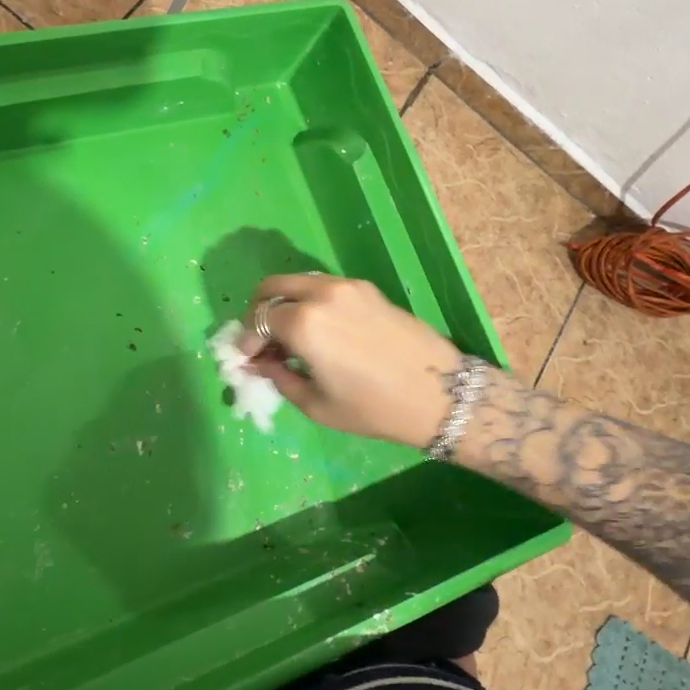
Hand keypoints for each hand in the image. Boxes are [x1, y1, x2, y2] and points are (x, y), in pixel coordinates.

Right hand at [237, 274, 464, 448]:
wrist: (440, 394)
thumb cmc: (374, 408)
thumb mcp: (317, 405)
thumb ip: (280, 378)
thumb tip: (260, 364)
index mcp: (303, 323)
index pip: (258, 320)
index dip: (248, 341)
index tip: (250, 359)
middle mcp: (321, 294)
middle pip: (272, 287)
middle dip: (259, 312)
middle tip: (263, 340)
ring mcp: (346, 286)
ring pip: (298, 282)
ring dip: (284, 303)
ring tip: (291, 337)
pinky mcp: (367, 288)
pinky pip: (323, 286)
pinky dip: (309, 301)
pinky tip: (319, 330)